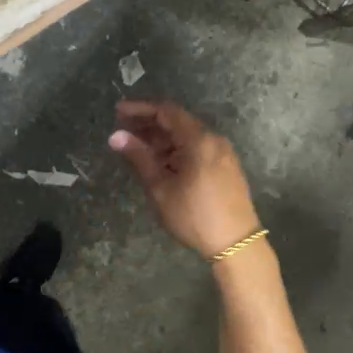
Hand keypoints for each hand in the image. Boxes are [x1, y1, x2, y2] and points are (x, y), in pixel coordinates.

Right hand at [109, 99, 262, 259]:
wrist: (236, 243)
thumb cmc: (194, 215)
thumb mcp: (161, 187)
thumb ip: (139, 157)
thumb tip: (115, 136)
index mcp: (199, 140)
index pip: (167, 111)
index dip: (141, 108)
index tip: (118, 112)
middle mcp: (214, 139)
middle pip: (177, 121)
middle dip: (149, 124)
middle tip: (123, 130)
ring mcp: (223, 153)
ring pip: (187, 136)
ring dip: (161, 139)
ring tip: (137, 149)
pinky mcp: (226, 166)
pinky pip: (197, 148)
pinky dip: (176, 149)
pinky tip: (160, 163)